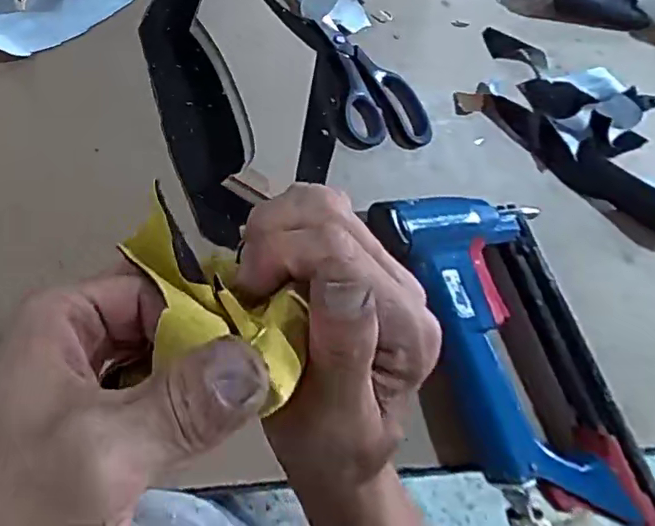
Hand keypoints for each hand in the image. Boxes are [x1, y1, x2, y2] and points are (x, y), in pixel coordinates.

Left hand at [0, 270, 269, 525]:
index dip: (198, 306)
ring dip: (199, 378)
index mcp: (62, 316)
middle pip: (156, 319)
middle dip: (203, 342)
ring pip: (159, 361)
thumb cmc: (26, 502)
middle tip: (261, 362)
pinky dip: (186, 409)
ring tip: (250, 388)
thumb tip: (254, 359)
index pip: (147, 286)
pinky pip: (155, 401)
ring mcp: (87, 387)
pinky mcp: (100, 430)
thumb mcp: (104, 448)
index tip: (254, 333)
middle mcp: (75, 339)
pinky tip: (217, 423)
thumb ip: (179, 404)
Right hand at [232, 185, 441, 505]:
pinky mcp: (355, 252)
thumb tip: (338, 276)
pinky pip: (312, 211)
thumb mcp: (336, 421)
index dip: (280, 254)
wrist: (340, 453)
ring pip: (318, 200)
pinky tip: (270, 265)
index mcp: (406, 325)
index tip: (248, 295)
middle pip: (327, 212)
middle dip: (271, 238)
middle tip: (249, 286)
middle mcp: (402, 283)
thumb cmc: (332, 448)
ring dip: (274, 227)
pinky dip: (279, 227)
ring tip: (259, 274)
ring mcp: (379, 262)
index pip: (339, 250)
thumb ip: (343, 351)